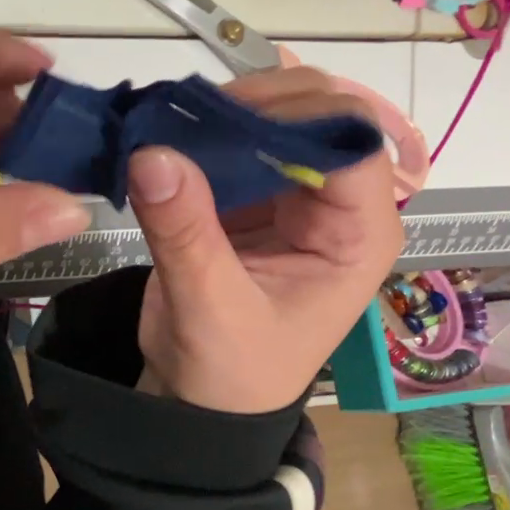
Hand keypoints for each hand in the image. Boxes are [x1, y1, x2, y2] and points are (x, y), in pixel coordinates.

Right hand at [128, 68, 405, 412]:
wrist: (198, 403)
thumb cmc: (227, 370)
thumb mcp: (208, 306)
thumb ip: (184, 231)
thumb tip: (151, 152)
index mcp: (357, 233)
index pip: (351, 146)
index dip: (296, 118)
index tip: (222, 114)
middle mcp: (333, 206)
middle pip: (317, 120)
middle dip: (257, 106)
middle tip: (186, 113)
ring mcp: (288, 201)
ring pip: (271, 127)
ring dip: (222, 116)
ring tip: (166, 119)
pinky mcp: (243, 205)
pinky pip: (229, 152)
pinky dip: (198, 138)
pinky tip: (162, 136)